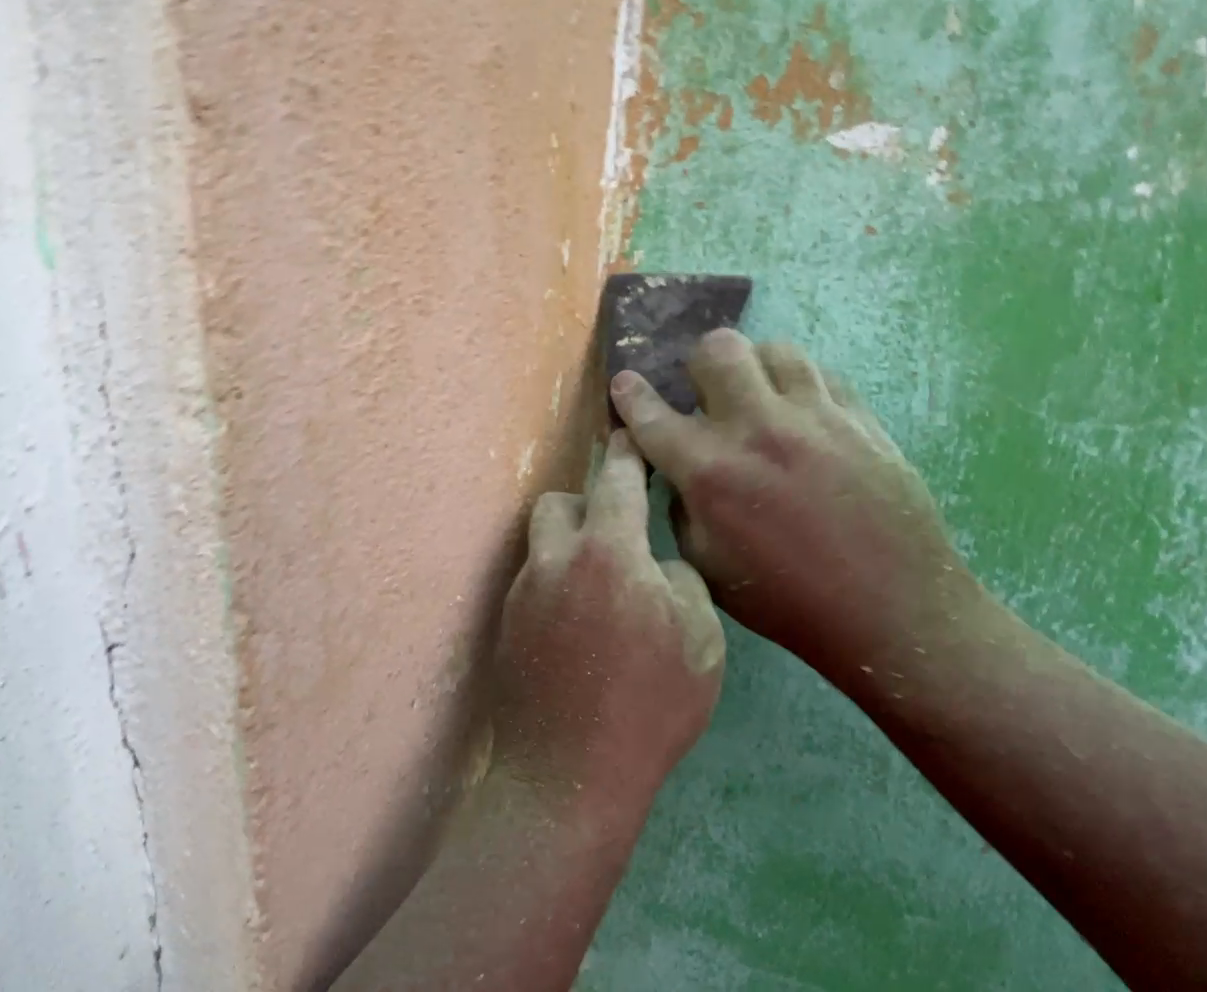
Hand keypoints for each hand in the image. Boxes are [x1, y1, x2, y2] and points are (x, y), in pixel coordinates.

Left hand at [490, 431, 725, 810]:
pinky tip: (580, 625)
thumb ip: (680, 581)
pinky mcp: (505, 626)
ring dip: (570, 546)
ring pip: (542, 543)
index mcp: (608, 552)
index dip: (628, 452)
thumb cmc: (649, 707)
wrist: (567, 775)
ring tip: (602, 584)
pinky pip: (532, 583)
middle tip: (622, 536)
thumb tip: (657, 565)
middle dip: (591, 504)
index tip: (631, 432)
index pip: (617, 480)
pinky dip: (556, 584)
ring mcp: (522, 593)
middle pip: (562, 502)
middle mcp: (554, 560)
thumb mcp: (701, 641)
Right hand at [609, 330, 981, 681]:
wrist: (889, 608)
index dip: (629, 394)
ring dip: (753, 368)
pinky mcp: (861, 419)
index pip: (650, 413)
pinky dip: (800, 387)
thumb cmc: (786, 598)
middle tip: (703, 394)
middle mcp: (758, 428)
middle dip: (696, 365)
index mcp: (709, 470)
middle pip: (716, 350)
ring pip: (774, 350)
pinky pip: (822, 375)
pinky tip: (801, 416)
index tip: (625, 384)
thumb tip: (678, 471)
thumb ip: (681, 508)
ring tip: (756, 397)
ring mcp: (815, 417)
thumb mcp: (706, 566)